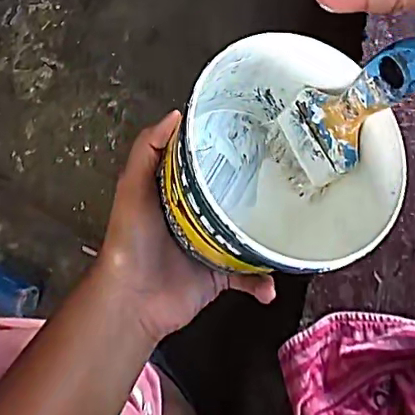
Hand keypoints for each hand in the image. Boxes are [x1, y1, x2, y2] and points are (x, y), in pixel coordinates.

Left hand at [92, 112, 274, 343]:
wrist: (132, 299)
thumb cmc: (128, 240)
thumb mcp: (131, 185)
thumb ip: (148, 148)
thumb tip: (175, 115)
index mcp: (178, 192)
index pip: (206, 163)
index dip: (225, 148)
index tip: (250, 133)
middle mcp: (197, 215)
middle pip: (233, 196)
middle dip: (256, 191)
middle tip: (280, 178)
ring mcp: (211, 245)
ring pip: (247, 234)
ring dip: (266, 235)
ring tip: (285, 228)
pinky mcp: (219, 276)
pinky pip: (249, 276)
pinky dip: (262, 282)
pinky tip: (269, 285)